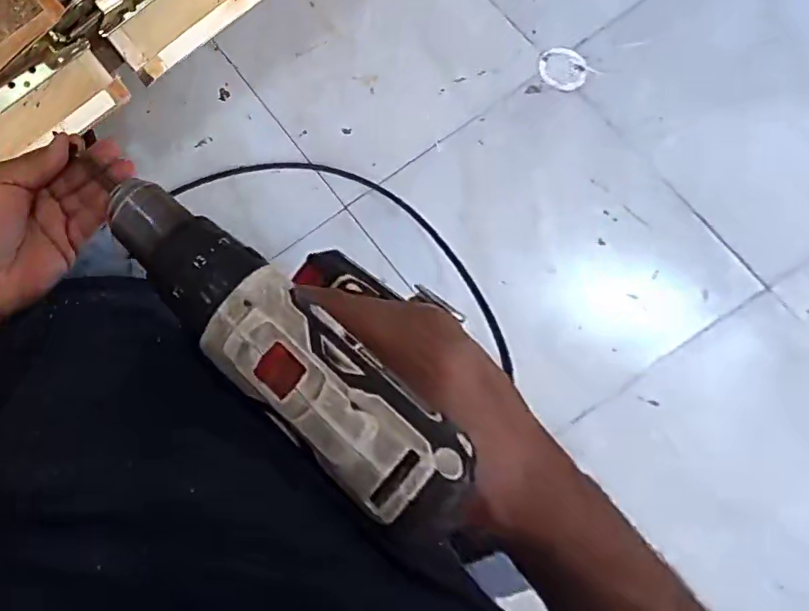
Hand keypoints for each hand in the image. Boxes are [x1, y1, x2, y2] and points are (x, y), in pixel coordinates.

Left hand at [0, 134, 134, 321]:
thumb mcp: (0, 183)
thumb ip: (36, 164)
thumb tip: (65, 142)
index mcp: (20, 180)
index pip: (53, 160)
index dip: (73, 150)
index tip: (93, 141)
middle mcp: (40, 198)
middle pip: (73, 176)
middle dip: (95, 163)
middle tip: (119, 151)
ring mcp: (56, 222)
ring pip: (86, 196)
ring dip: (106, 181)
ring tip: (128, 167)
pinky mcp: (70, 246)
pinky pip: (90, 222)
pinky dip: (106, 207)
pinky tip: (122, 192)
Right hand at [295, 288, 582, 542]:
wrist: (546, 504)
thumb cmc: (474, 478)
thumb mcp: (399, 446)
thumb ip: (342, 406)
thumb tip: (284, 381)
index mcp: (417, 335)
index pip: (332, 305)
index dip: (291, 316)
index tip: (262, 335)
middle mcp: (428, 321)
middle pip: (347, 310)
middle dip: (311, 329)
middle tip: (281, 358)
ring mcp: (444, 332)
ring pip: (368, 323)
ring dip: (337, 340)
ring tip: (313, 372)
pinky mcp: (453, 348)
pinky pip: (391, 334)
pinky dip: (365, 346)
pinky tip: (358, 381)